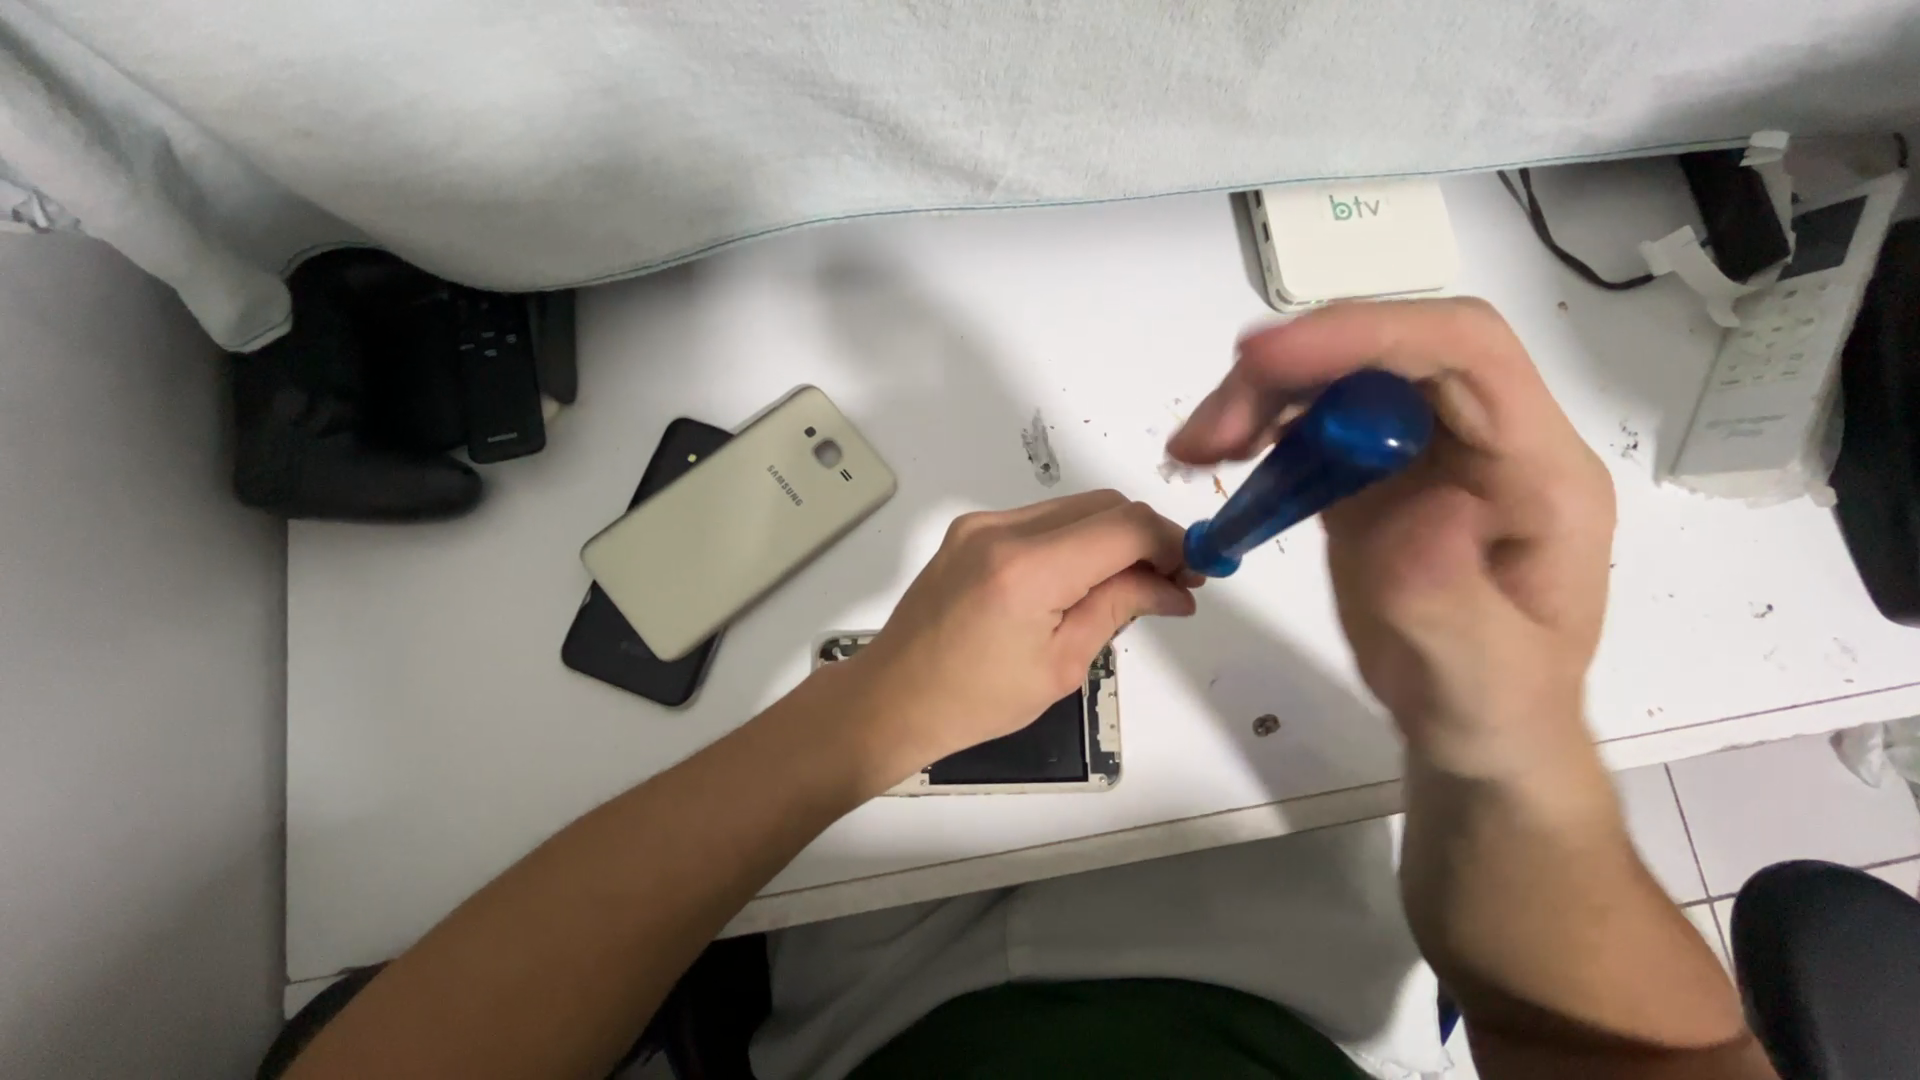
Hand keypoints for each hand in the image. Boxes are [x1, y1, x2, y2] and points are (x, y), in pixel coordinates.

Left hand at [837, 491, 1197, 784]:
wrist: (894, 696)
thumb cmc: (976, 700)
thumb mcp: (1061, 665)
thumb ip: (1119, 608)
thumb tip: (1175, 587)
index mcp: (1027, 569)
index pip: (1125, 526)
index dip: (1172, 543)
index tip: (1195, 573)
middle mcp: (1002, 529)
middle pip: (1104, 506)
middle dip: (1148, 538)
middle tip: (1171, 584)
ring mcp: (980, 524)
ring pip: (1075, 507)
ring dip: (1113, 537)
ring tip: (1131, 585)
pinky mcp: (970, 529)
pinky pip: (1042, 519)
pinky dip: (1076, 539)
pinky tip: (1083, 579)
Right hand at [1169, 299, 1615, 780]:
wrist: (1470, 719)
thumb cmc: (1490, 705)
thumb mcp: (1481, 678)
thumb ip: (1451, 601)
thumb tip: (1421, 506)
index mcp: (1534, 469)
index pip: (1464, 353)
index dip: (1366, 337)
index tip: (1264, 362)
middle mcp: (1481, 438)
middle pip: (1387, 352)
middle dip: (1289, 371)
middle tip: (1206, 434)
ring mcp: (1424, 450)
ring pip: (1339, 377)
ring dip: (1259, 397)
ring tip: (1196, 449)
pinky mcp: (1373, 471)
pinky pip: (1313, 420)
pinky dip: (1257, 426)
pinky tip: (1216, 456)